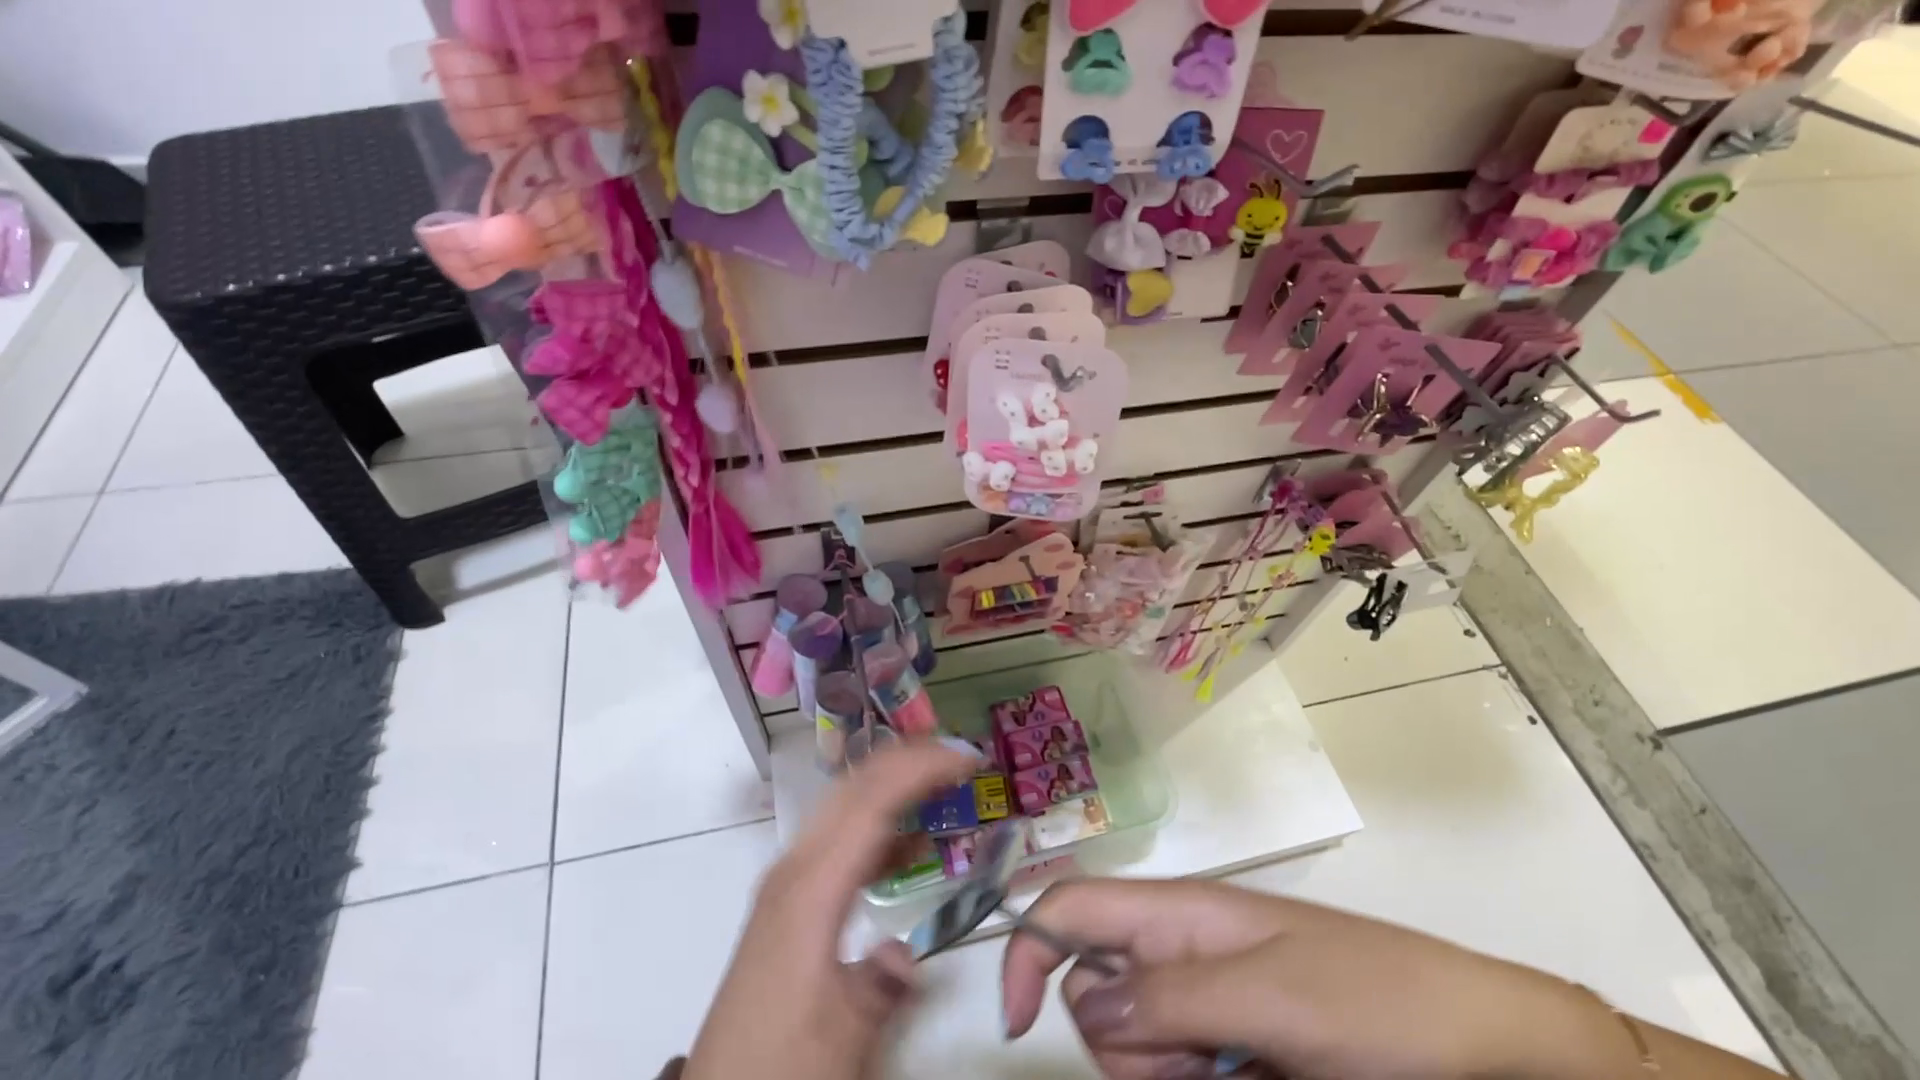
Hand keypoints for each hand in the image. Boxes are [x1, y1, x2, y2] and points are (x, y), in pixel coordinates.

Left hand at [682, 743, 980, 1079]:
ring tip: (941, 784)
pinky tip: (906, 844)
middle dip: (905, 762)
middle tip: (958, 756)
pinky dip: (875, 827)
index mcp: (811, 889)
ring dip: (890, 788)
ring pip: (842, 810)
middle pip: (852, 791)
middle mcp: (795, 871)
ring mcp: (788, 883)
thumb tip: (906, 952)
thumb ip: (881, 984)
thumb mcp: (843, 1033)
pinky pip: (836, 841)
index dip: (918, 769)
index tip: (966, 758)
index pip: (869, 803)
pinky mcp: (789, 901)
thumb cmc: (783, 1062)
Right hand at [1001, 879, 1627, 1079]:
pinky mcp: (1232, 1044)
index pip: (1071, 908)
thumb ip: (1168, 998)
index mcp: (1180, 915)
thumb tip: (1082, 1006)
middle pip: (1092, 991)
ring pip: (1130, 1040)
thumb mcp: (1270, 997)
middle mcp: (1182, 950)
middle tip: (1198, 1063)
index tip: (1019, 1026)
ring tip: (1238, 1074)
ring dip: (1159, 1071)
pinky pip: (1172, 1068)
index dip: (1027, 952)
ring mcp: (1209, 1000)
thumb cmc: (1376, 1002)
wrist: (1482, 1045)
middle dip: (1123, 1041)